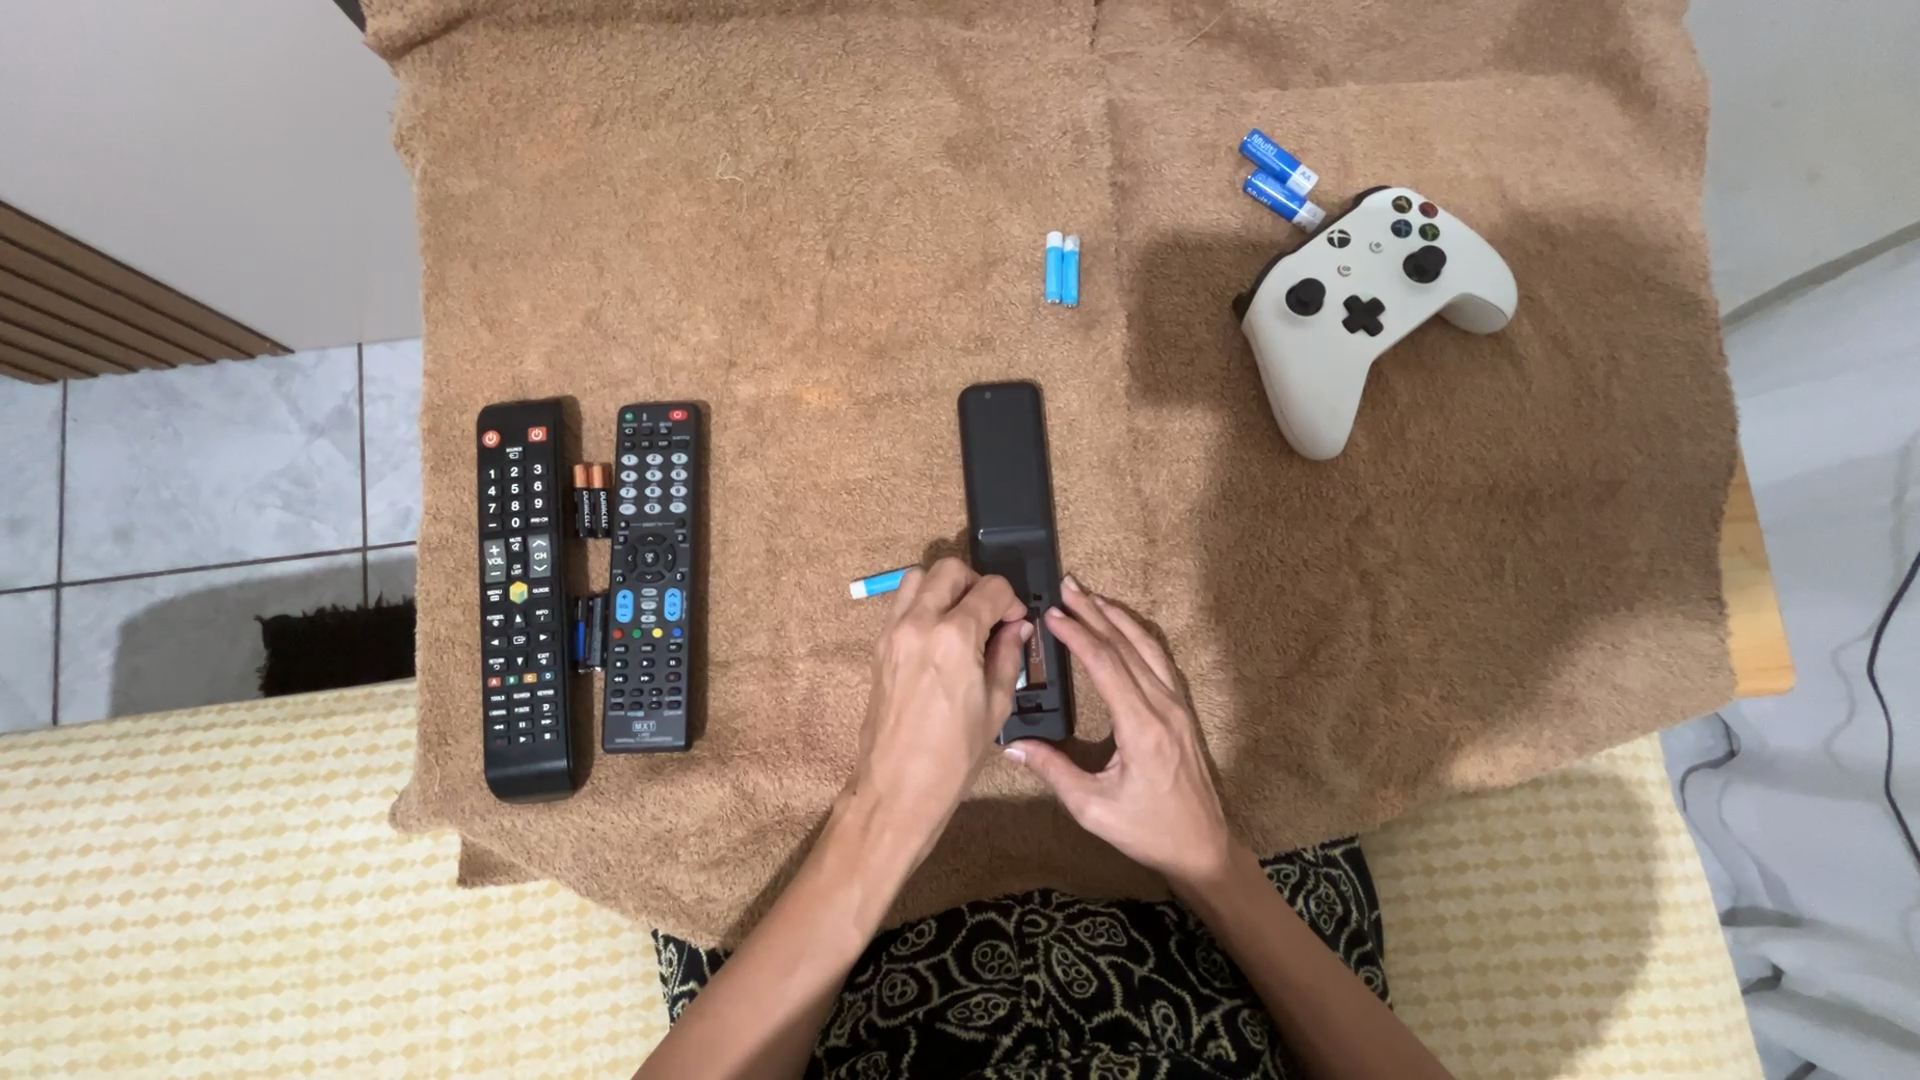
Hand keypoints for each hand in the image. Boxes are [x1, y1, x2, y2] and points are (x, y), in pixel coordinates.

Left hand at [844, 558, 1031, 863]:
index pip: (991, 589)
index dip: (1011, 600)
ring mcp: (893, 632)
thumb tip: (1017, 627)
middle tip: (990, 612)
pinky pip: (900, 603)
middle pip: (950, 570)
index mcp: (954, 638)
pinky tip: (940, 634)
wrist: (897, 787)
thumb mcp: (996, 706)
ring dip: (944, 586)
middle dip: (977, 582)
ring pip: (918, 577)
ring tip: (962, 617)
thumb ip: (1009, 656)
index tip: (1017, 620)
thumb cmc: (953, 756)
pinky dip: (922, 603)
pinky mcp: (879, 646)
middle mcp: (919, 623)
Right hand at [1005, 576, 1239, 891]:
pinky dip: (1137, 635)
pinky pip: (1159, 660)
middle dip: (1093, 612)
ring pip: (1146, 647)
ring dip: (1116, 618)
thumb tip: (1013, 746)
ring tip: (1091, 595)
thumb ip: (1053, 771)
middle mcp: (1163, 707)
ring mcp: (1177, 705)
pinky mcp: (1181, 710)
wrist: (1203, 846)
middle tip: (1067, 585)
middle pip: (1125, 646)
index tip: (1052, 613)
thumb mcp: (1093, 808)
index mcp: (1141, 727)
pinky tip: (1122, 626)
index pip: (1105, 664)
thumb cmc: (1148, 830)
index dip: (1077, 634)